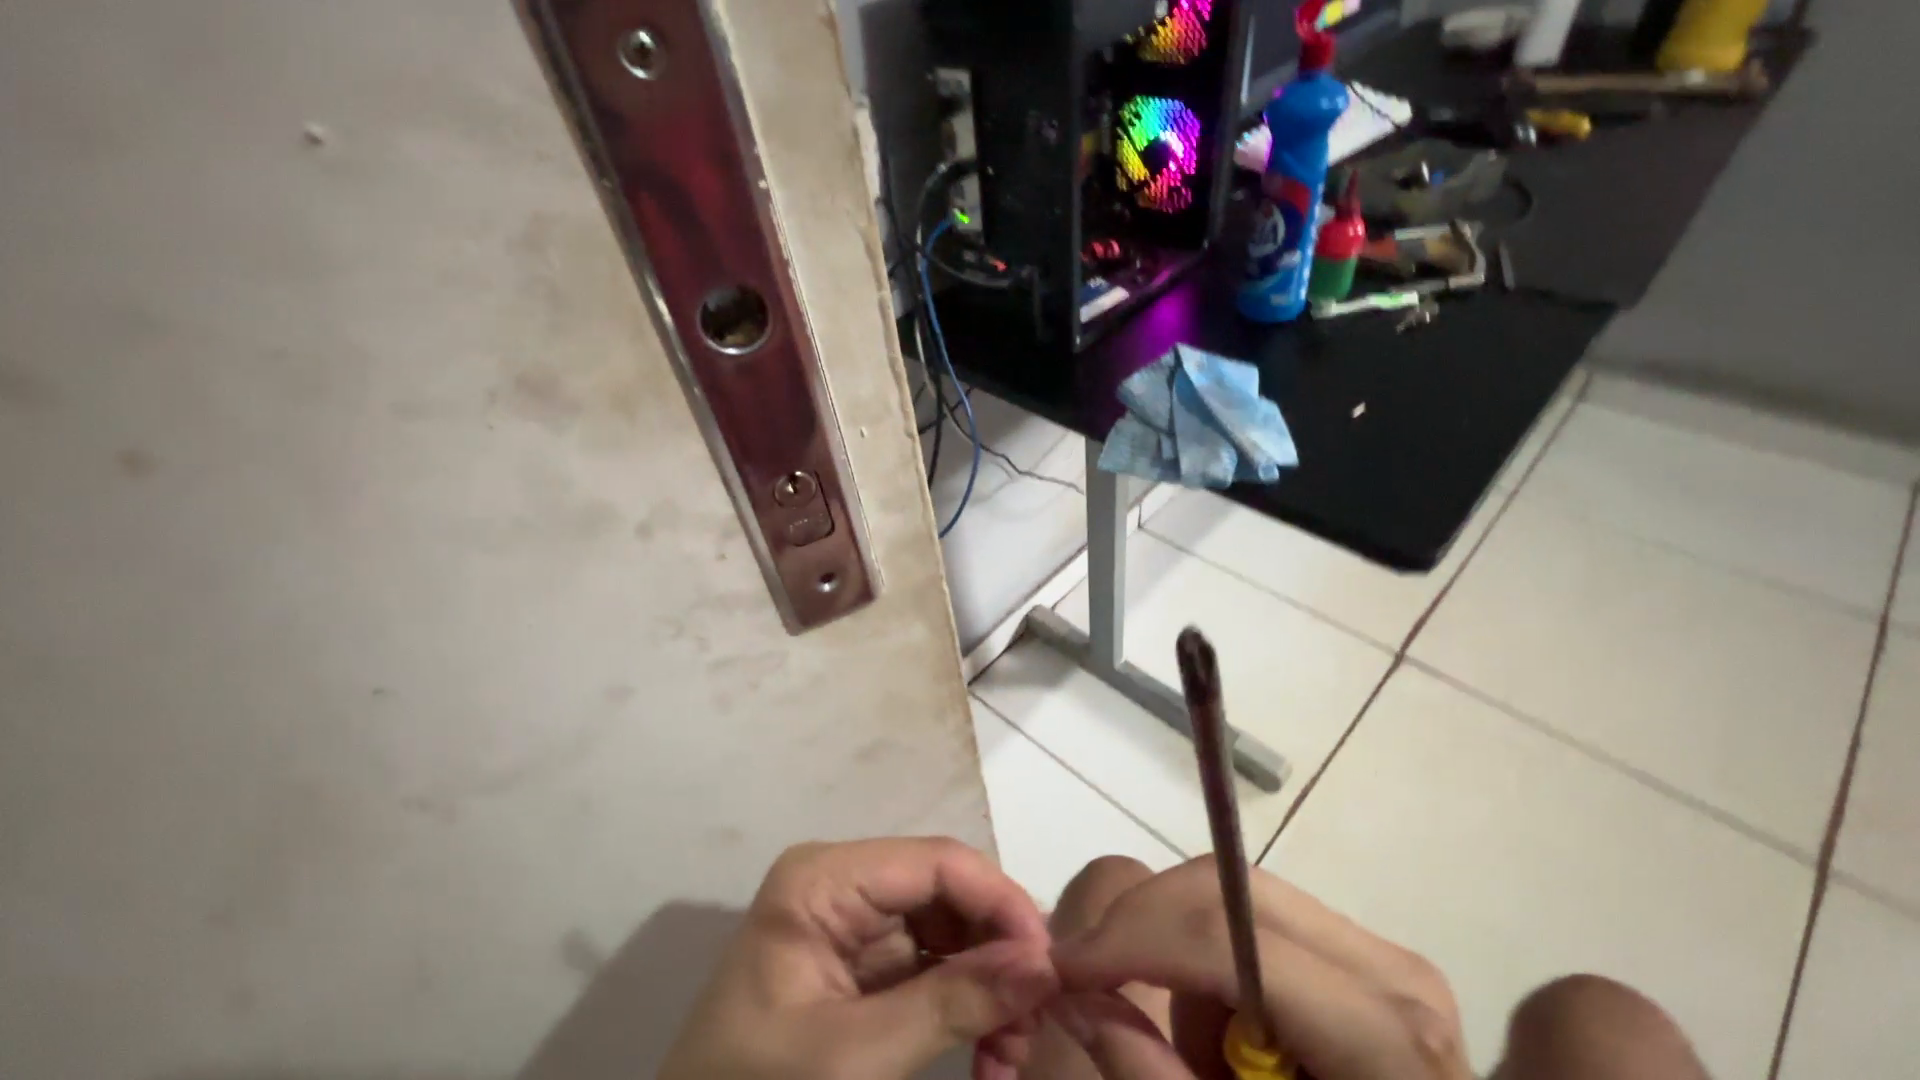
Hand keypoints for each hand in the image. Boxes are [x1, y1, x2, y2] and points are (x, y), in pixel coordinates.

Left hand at [658, 838, 1057, 1079]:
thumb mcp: (854, 1054)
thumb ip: (951, 1002)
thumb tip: (1045, 966)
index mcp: (823, 878)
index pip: (936, 862)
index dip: (1001, 902)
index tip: (1051, 967)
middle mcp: (843, 884)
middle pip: (949, 894)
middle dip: (1000, 954)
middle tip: (1040, 1022)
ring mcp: (854, 924)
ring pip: (952, 931)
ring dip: (992, 986)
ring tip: (1016, 1051)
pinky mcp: (864, 965)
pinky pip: (934, 967)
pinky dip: (968, 1005)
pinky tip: (992, 1051)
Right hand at [1049, 857, 1470, 1079]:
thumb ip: (1151, 1078)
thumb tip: (1069, 994)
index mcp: (1381, 1030)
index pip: (1229, 936)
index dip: (1132, 939)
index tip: (1062, 969)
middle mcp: (1390, 969)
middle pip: (1225, 889)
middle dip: (1144, 930)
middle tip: (1093, 982)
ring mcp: (1383, 957)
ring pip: (1233, 899)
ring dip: (1183, 960)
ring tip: (1198, 1057)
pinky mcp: (1367, 960)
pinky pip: (1255, 924)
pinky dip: (1216, 970)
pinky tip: (1235, 1041)